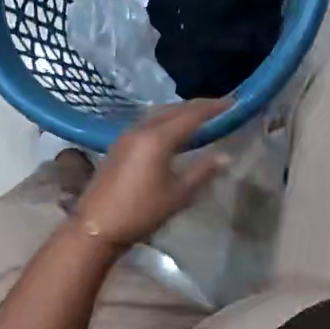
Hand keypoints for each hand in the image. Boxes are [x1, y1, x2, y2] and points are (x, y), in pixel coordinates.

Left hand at [73, 98, 232, 245]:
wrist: (96, 225)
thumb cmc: (141, 212)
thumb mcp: (178, 195)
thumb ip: (202, 171)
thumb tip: (226, 155)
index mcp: (157, 139)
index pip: (191, 115)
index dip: (213, 107)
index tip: (232, 103)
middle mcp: (141, 129)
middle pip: (173, 109)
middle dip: (197, 107)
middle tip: (220, 108)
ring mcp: (126, 135)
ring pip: (158, 114)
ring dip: (179, 112)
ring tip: (199, 118)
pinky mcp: (118, 144)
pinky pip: (147, 123)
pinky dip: (165, 121)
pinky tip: (173, 132)